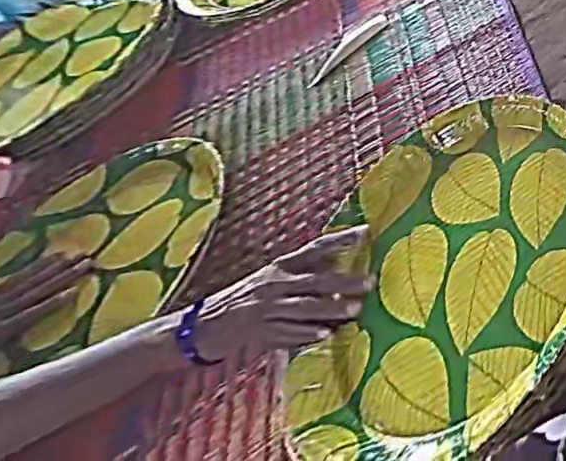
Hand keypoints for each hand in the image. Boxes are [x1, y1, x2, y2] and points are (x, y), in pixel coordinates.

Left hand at [0, 256, 91, 390]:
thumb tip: (0, 368)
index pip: (31, 315)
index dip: (54, 302)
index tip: (77, 289)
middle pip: (35, 292)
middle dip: (63, 276)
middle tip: (88, 260)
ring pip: (26, 282)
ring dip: (52, 267)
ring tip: (74, 253)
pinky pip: (9, 280)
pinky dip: (30, 268)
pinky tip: (45, 259)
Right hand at [191, 226, 369, 360]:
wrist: (196, 327)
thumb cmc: (247, 297)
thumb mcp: (274, 277)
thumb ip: (305, 270)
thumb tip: (340, 263)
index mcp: (280, 266)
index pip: (315, 248)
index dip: (340, 239)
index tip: (366, 231)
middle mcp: (273, 284)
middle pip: (315, 282)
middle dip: (344, 283)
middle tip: (369, 284)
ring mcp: (263, 310)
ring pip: (303, 308)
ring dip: (330, 310)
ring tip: (354, 311)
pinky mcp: (254, 333)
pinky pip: (285, 333)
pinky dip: (306, 334)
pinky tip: (324, 334)